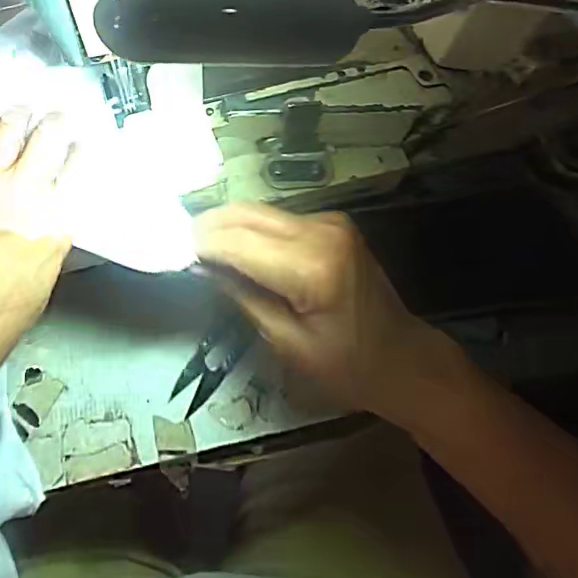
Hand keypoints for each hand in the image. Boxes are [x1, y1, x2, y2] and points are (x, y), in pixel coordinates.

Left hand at [0, 98, 76, 408]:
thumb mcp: (45, 276)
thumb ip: (52, 233)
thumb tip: (54, 209)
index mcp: (54, 218)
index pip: (75, 167)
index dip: (78, 150)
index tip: (79, 142)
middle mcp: (23, 190)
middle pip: (45, 138)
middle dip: (54, 122)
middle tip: (56, 115)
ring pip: (5, 128)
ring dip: (18, 113)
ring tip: (23, 107)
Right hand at [193, 202, 466, 414]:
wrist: (406, 357)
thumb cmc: (350, 366)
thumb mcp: (288, 344)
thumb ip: (242, 297)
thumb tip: (202, 266)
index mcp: (313, 267)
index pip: (239, 242)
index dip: (201, 243)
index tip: (171, 249)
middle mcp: (321, 231)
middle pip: (246, 214)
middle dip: (207, 226)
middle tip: (177, 245)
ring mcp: (328, 221)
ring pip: (258, 211)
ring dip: (225, 225)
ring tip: (199, 247)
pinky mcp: (329, 221)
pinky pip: (275, 218)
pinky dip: (248, 229)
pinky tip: (232, 247)